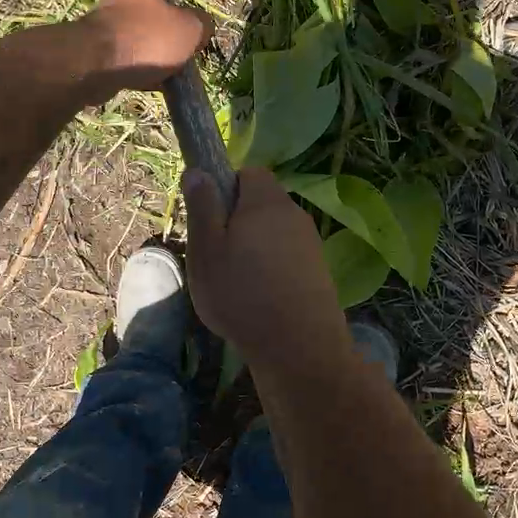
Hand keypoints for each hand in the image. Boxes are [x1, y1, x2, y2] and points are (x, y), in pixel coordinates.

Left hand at [81, 0, 208, 90]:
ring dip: (152, 44)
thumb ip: (199, 24)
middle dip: (155, 9)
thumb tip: (201, 27)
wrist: (98, 67)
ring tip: (171, 64)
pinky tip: (155, 81)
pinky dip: (143, 67)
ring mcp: (106, 26)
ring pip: (136, 30)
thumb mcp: (189, 29)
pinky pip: (129, 57)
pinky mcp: (98, 53)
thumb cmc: (146, 36)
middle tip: (173, 25)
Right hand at [182, 166, 348, 364]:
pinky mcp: (318, 270)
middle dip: (239, 220)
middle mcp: (294, 213)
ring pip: (275, 231)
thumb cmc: (242, 294)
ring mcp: (311, 242)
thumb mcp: (206, 250)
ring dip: (255, 246)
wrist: (298, 346)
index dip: (227, 187)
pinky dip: (272, 267)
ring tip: (236, 280)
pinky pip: (288, 255)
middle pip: (263, 202)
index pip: (249, 172)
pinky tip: (260, 296)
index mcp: (266, 201)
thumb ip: (202, 207)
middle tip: (217, 253)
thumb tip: (198, 171)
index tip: (211, 217)